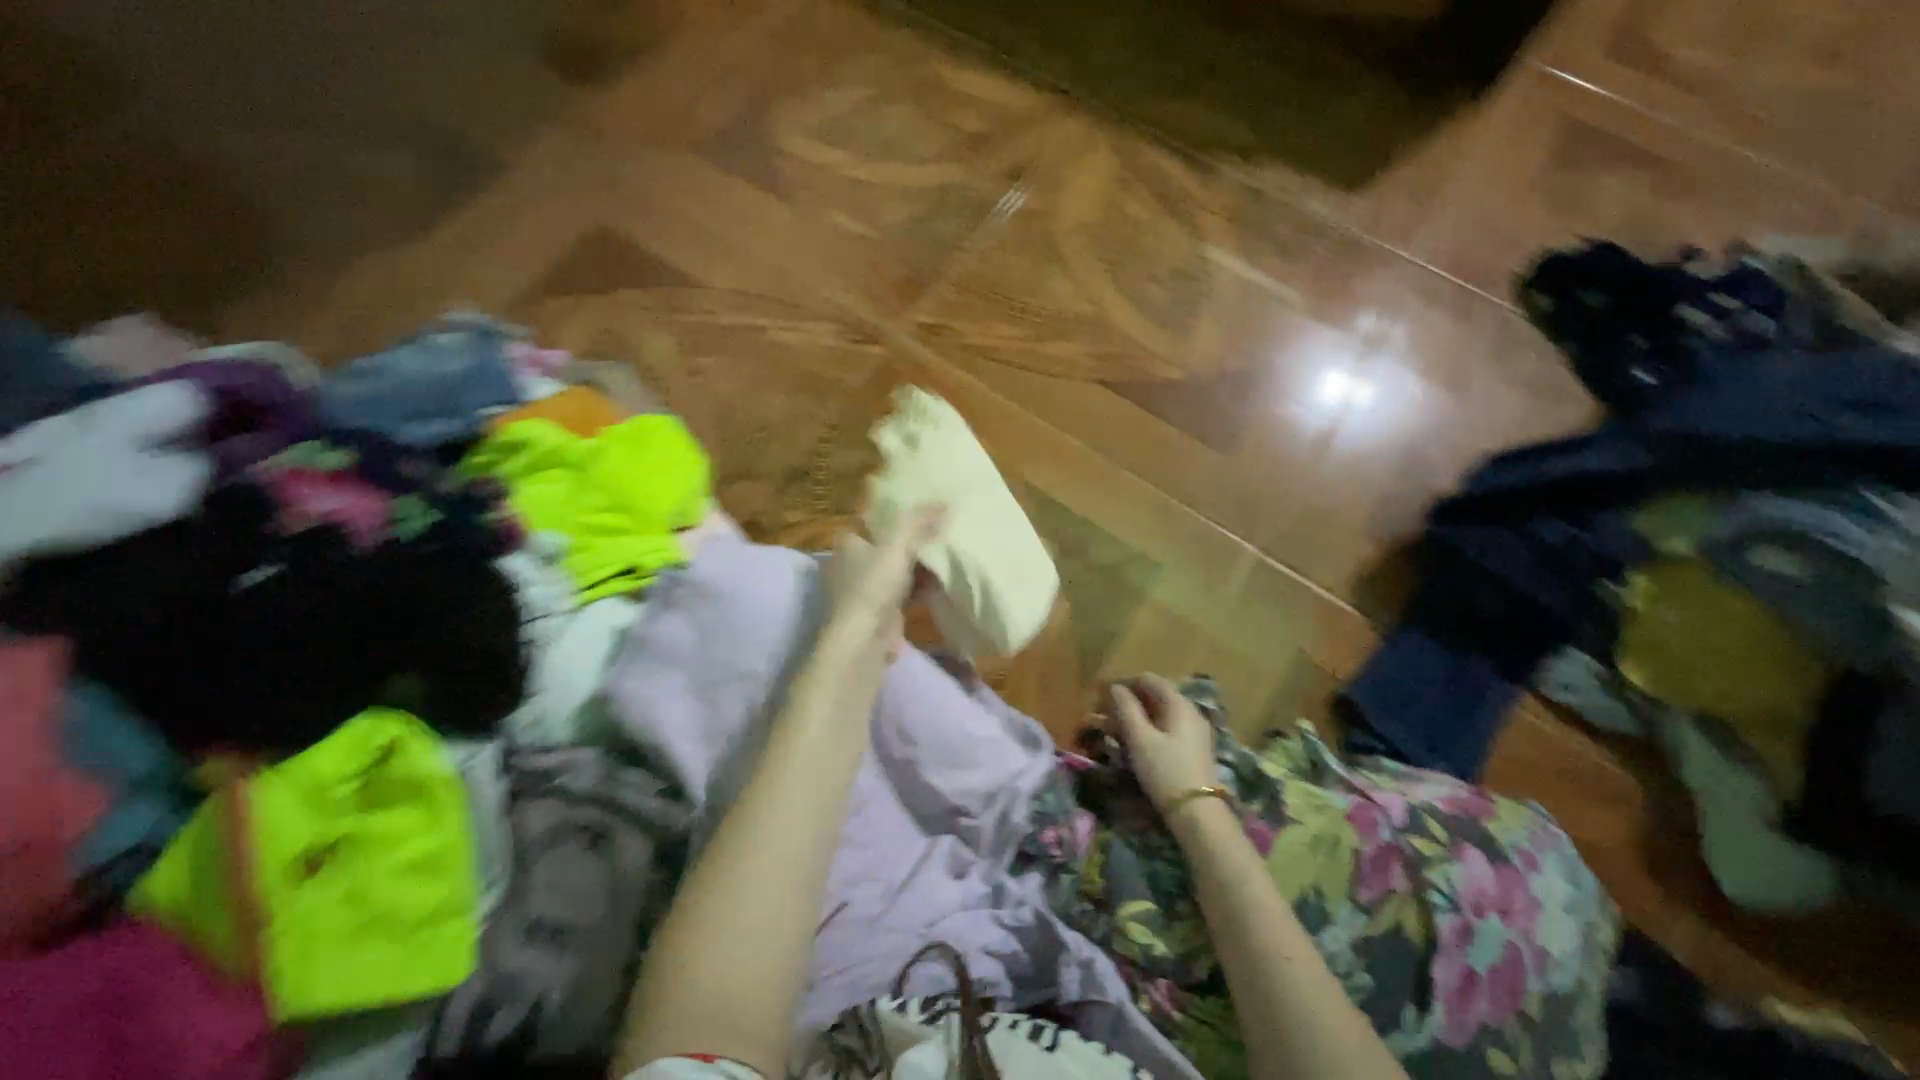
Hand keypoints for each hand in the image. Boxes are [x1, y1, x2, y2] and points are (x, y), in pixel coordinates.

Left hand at [812, 504, 945, 691]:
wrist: (864, 638)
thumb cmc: (873, 585)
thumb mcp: (897, 546)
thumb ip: (919, 522)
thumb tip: (945, 500)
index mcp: (848, 544)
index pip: (870, 521)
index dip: (892, 514)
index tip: (918, 508)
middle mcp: (852, 565)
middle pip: (886, 546)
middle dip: (910, 541)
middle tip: (940, 529)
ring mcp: (865, 591)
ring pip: (897, 570)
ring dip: (918, 566)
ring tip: (946, 552)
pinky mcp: (880, 612)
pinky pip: (905, 593)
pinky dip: (921, 588)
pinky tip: (942, 581)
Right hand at [1105, 674, 1216, 813]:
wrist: (1196, 811)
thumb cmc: (1164, 770)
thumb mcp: (1140, 739)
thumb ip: (1127, 709)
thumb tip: (1116, 687)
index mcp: (1179, 704)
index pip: (1150, 680)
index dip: (1126, 682)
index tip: (1104, 693)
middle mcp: (1192, 711)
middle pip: (1158, 695)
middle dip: (1132, 700)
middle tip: (1108, 712)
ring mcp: (1196, 730)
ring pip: (1163, 713)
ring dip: (1140, 715)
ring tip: (1118, 727)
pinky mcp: (1195, 747)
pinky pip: (1170, 727)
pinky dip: (1152, 727)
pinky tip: (1138, 740)